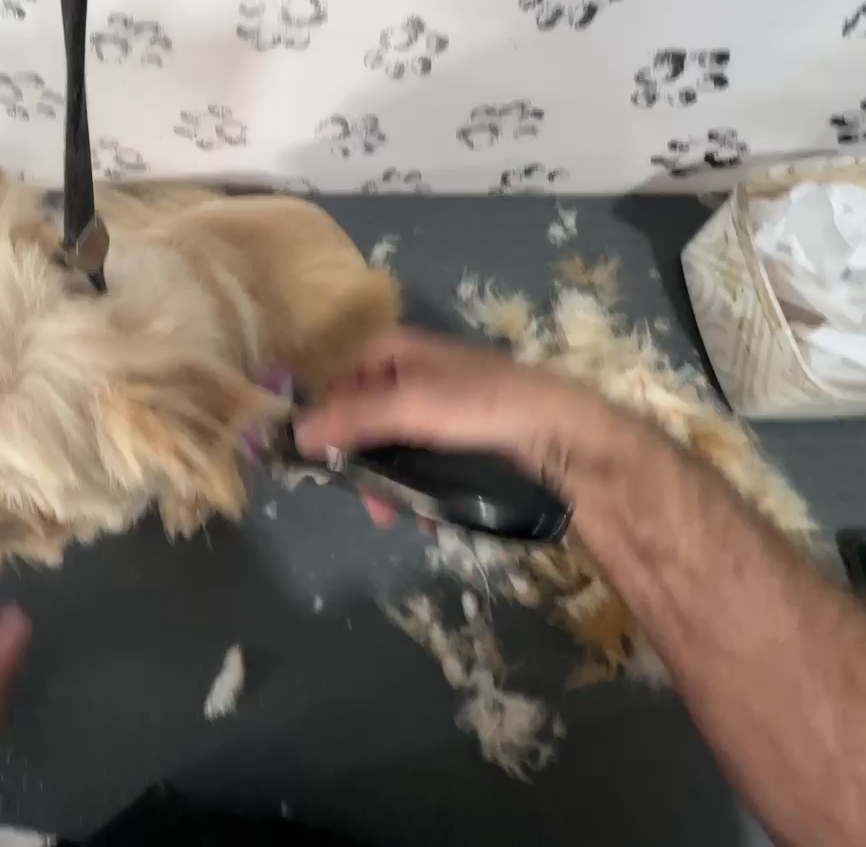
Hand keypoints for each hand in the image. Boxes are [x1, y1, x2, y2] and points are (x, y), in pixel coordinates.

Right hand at [295, 328, 624, 501]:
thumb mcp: (412, 407)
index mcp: (400, 351)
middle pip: (364, 415)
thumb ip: (352, 419)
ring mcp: (441, 407)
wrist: (571, 439)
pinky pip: (423, 461)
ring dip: (388, 482)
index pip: (342, 375)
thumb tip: (294, 434)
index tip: (320, 453)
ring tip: (396, 515)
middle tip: (365, 498)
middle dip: (360, 460)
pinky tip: (426, 515)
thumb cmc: (486, 408)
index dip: (327, 412)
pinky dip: (418, 487)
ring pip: (392, 444)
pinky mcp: (463, 439)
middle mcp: (415, 374)